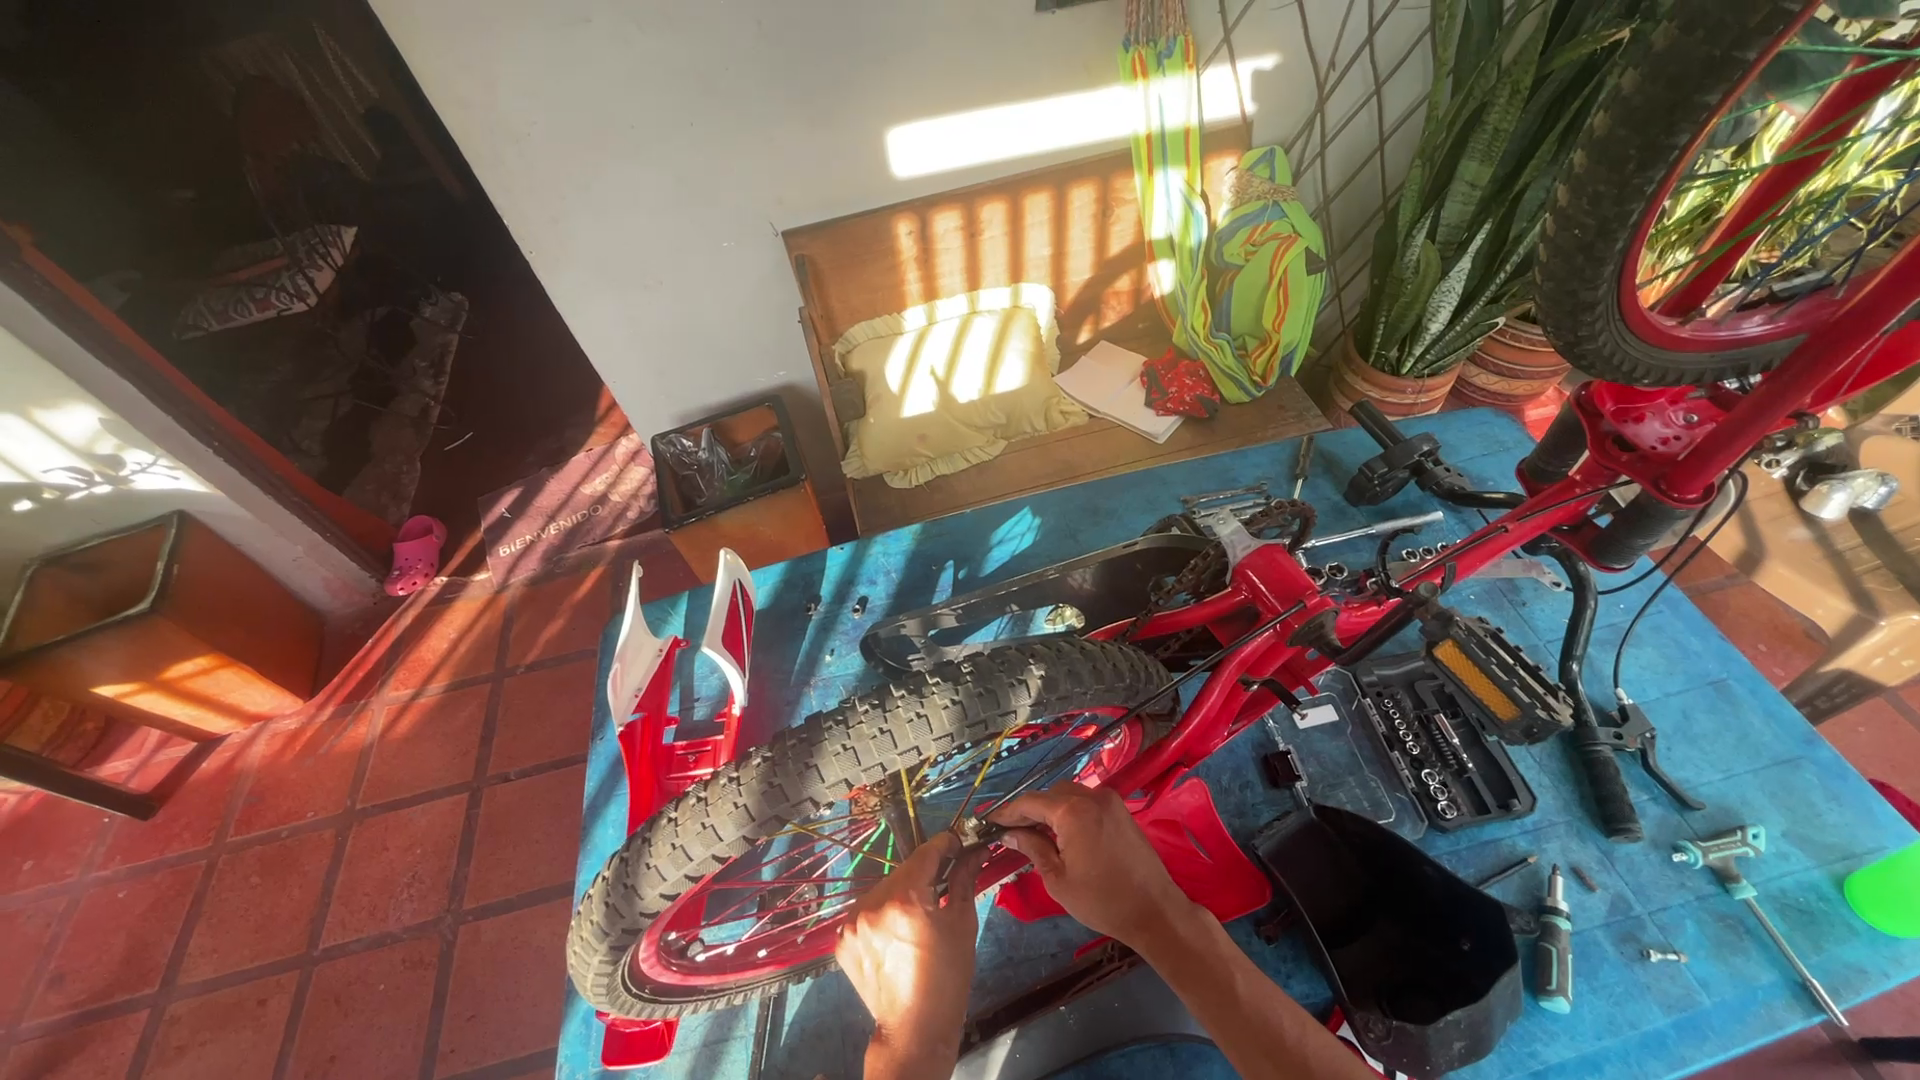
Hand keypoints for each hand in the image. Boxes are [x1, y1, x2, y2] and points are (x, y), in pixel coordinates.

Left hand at [835, 831, 984, 1078]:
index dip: (944, 844)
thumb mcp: (962, 924)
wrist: (914, 1029)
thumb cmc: (947, 978)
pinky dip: (882, 915)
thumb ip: (964, 880)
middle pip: (904, 872)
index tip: (957, 844)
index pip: (925, 853)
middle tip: (942, 887)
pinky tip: (896, 935)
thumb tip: (975, 851)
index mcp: (905, 899)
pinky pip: (866, 913)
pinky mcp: (842, 940)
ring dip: (901, 894)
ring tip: (917, 918)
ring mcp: (852, 923)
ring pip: (884, 890)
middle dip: (924, 875)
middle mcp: (872, 904)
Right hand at [988, 783, 1198, 946]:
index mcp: (1073, 811)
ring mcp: (1110, 801)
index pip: (1030, 802)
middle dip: (1030, 810)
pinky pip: (1087, 802)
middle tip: (1013, 832)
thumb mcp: (1057, 879)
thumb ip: (1032, 848)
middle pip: (1050, 794)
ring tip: (1037, 834)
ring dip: (1051, 810)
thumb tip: (1010, 833)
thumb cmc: (1102, 901)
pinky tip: (1063, 833)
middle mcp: (1092, 797)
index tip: (991, 822)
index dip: (1008, 812)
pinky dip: (1070, 812)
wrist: (1154, 910)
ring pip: (1069, 795)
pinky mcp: (1121, 811)